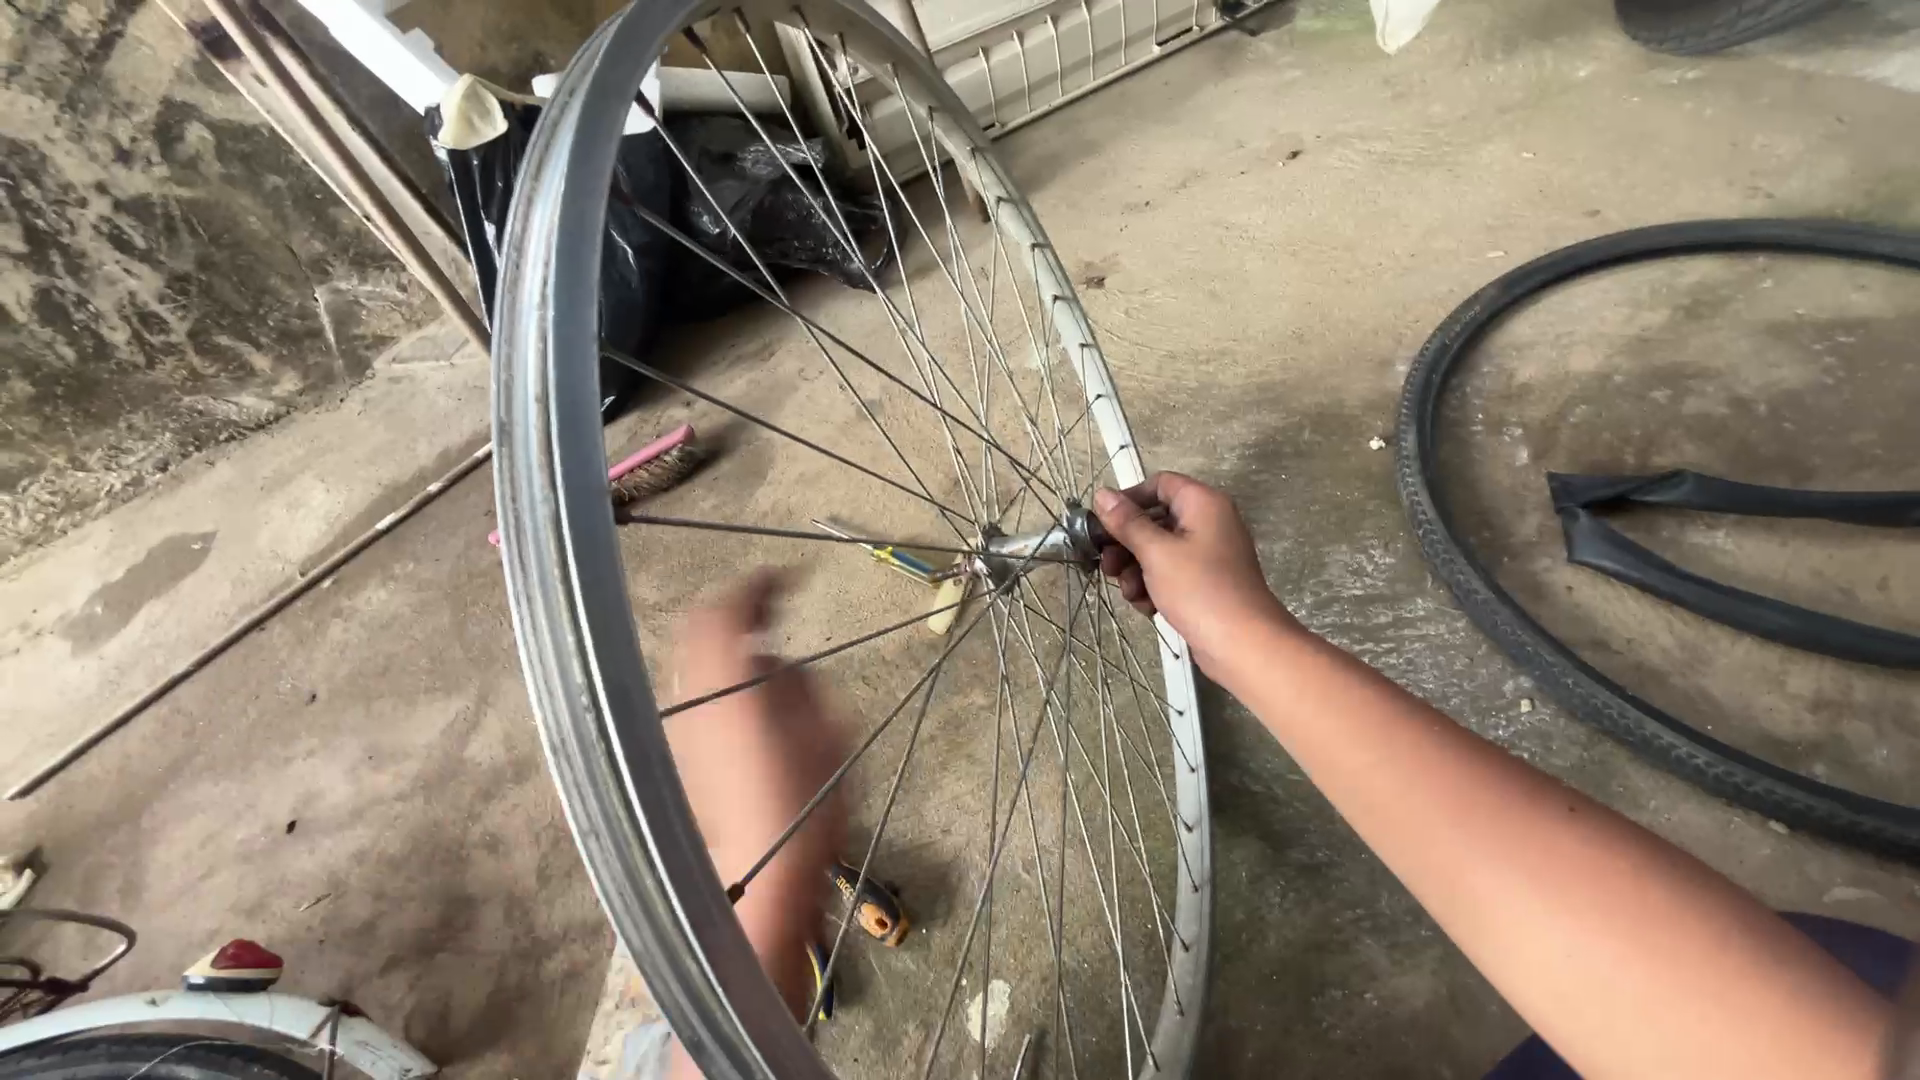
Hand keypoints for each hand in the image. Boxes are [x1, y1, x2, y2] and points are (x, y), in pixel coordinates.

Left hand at [668, 570, 845, 1017]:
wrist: (758, 880)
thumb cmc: (805, 806)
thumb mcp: (828, 732)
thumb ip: (799, 682)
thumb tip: (774, 660)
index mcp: (733, 685)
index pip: (730, 609)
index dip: (760, 584)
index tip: (790, 578)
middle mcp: (693, 697)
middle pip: (698, 625)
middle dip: (736, 607)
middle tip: (772, 603)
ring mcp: (676, 724)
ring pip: (690, 656)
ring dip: (724, 640)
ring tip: (761, 646)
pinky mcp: (673, 749)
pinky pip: (690, 687)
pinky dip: (714, 670)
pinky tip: (741, 691)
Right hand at [1093, 472, 1299, 677]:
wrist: (1242, 644)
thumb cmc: (1199, 589)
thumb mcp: (1156, 552)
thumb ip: (1126, 522)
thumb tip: (1102, 494)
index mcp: (1202, 504)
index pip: (1159, 484)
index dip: (1129, 499)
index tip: (1103, 523)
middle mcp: (1207, 523)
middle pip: (1155, 520)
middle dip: (1126, 544)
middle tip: (1106, 565)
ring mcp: (1207, 554)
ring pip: (1157, 550)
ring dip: (1135, 570)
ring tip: (1130, 593)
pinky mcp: (1204, 582)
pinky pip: (1169, 573)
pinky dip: (1153, 586)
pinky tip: (1147, 606)